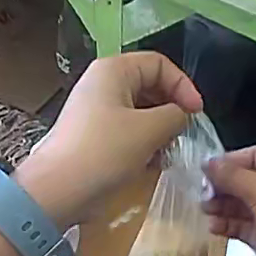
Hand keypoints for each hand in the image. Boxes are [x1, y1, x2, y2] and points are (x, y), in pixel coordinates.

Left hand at [14, 52, 204, 227]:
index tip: (197, 114)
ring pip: (140, 112)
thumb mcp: (150, 130)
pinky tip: (152, 164)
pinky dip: (144, 144)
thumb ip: (175, 116)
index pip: (159, 65)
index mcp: (114, 71)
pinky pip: (127, 132)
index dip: (183, 86)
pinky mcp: (93, 137)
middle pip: (150, 87)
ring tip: (168, 153)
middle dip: (172, 110)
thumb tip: (182, 117)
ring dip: (160, 131)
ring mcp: (95, 112)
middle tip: (184, 134)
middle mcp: (102, 85)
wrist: (58, 191)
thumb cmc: (104, 153)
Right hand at [204, 146, 255, 255]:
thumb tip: (209, 163)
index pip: (255, 155)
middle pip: (246, 180)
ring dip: (222, 205)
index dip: (229, 161)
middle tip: (202, 193)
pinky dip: (227, 224)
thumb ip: (233, 175)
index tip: (204, 170)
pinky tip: (213, 226)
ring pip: (242, 204)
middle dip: (223, 185)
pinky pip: (242, 225)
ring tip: (205, 209)